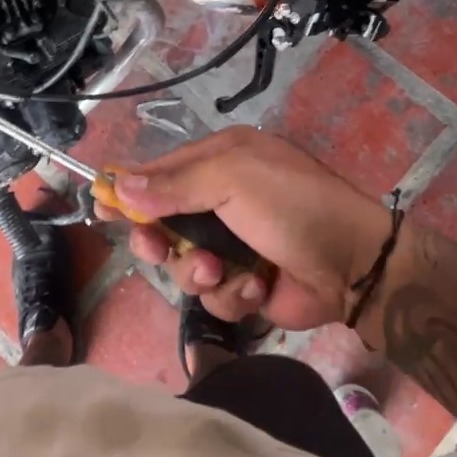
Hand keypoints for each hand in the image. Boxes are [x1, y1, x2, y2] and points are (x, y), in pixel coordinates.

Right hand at [96, 126, 394, 328]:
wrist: (356, 266)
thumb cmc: (292, 204)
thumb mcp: (233, 177)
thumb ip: (175, 183)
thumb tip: (120, 184)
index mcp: (219, 162)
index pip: (159, 173)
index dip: (129, 190)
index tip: (101, 206)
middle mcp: (220, 201)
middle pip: (161, 223)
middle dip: (156, 239)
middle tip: (155, 247)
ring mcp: (232, 245)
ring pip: (181, 264)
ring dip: (197, 270)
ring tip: (220, 270)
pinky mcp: (244, 286)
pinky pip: (212, 295)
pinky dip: (231, 294)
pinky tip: (256, 287)